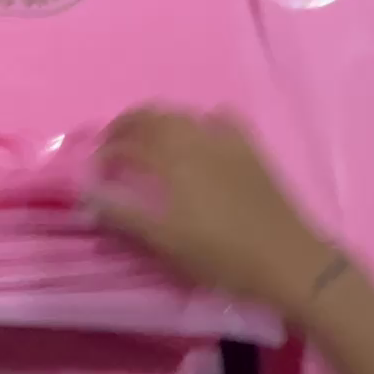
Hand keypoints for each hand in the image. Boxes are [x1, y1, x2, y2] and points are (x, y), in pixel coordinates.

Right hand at [90, 107, 335, 316]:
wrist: (286, 259)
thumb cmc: (221, 254)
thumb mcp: (165, 241)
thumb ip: (122, 213)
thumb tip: (87, 190)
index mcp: (170, 156)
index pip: (127, 142)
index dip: (106, 151)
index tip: (95, 167)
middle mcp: (193, 135)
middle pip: (151, 116)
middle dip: (126, 125)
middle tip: (112, 142)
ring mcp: (224, 136)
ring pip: (181, 114)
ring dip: (157, 120)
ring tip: (148, 138)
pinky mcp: (248, 145)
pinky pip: (218, 118)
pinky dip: (200, 120)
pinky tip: (200, 133)